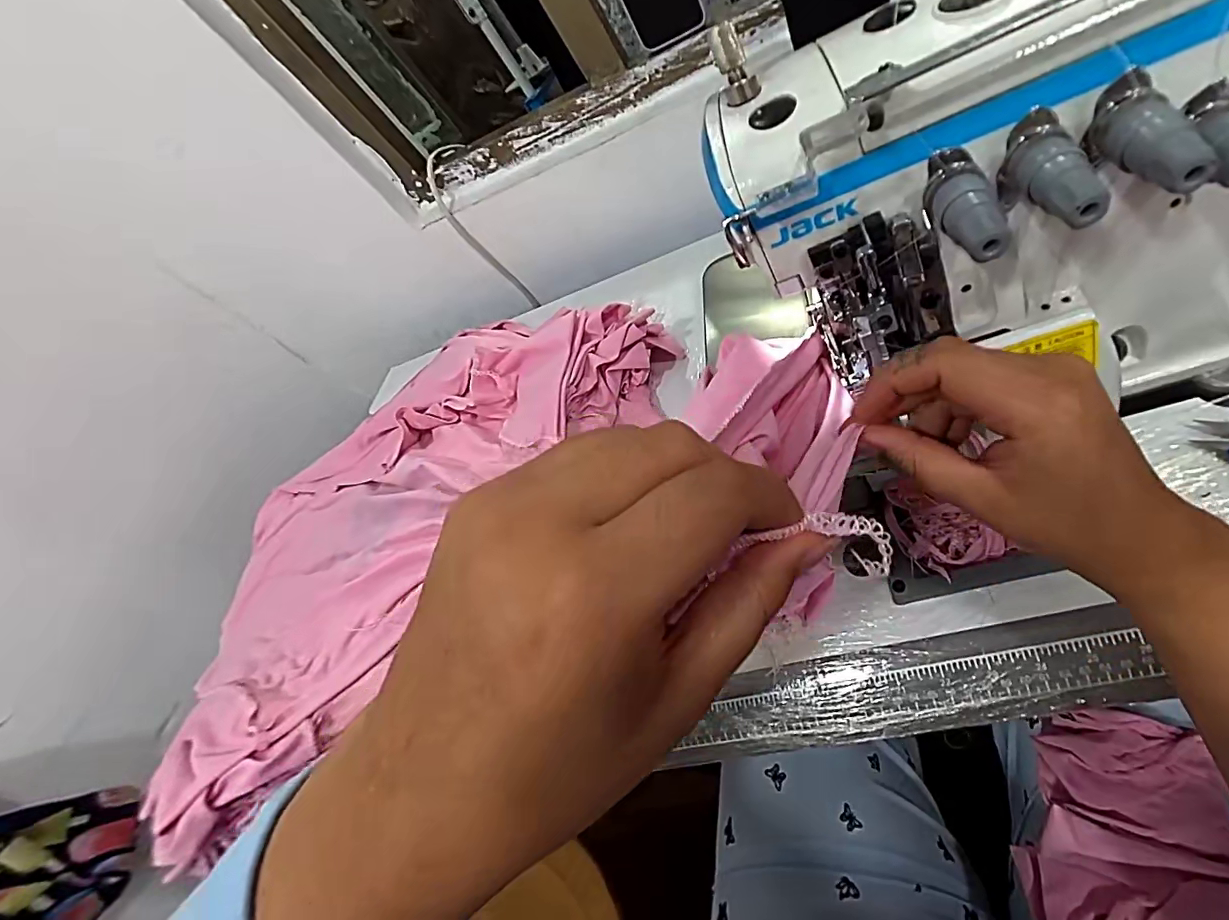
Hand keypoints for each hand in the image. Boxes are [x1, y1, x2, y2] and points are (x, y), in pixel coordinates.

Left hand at [256, 422, 830, 919]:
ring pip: (629, 437)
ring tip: (684, 526)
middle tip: (740, 530)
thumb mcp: (679, 697)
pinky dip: (626, 473)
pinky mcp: (478, 497)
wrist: (420, 791)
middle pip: (674, 445)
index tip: (787, 523)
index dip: (768, 496)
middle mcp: (542, 522)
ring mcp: (500, 500)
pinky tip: (625, 523)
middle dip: (727, 476)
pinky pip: (581, 454)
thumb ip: (751, 601)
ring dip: (678, 469)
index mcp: (596, 591)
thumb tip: (808, 536)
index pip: (713, 494)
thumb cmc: (561, 768)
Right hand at [857, 341, 1228, 858]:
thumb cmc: (1066, 527)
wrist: (1143, 536)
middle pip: (953, 361)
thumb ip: (920, 460)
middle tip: (885, 435)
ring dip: (938, 404)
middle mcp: (1048, 368)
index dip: (892, 385)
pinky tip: (959, 441)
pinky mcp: (1060, 377)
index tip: (863, 419)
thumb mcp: (983, 499)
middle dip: (911, 397)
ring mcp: (1058, 368)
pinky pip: (994, 378)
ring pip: (970, 369)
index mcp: (1034, 399)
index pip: (943, 364)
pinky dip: (966, 406)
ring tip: (927, 449)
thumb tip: (872, 436)